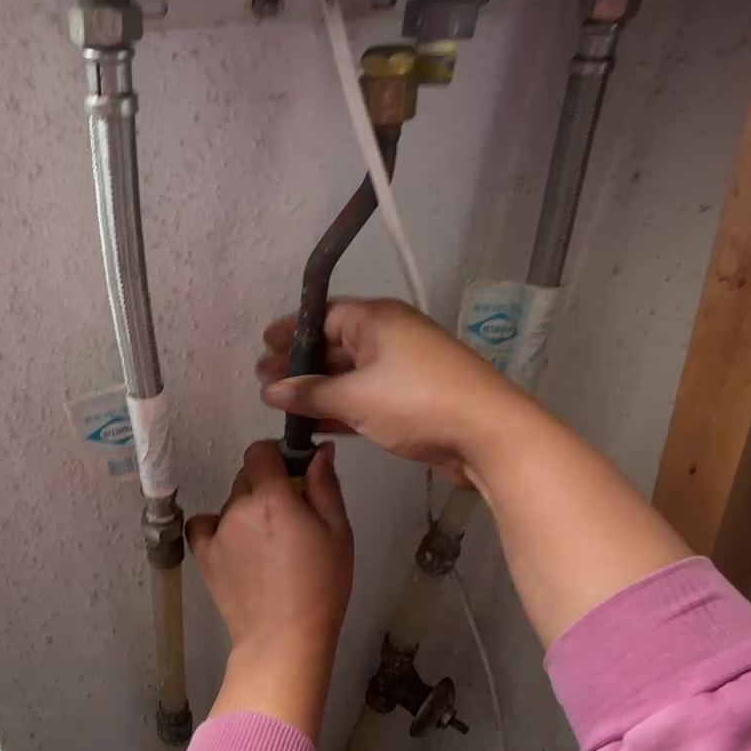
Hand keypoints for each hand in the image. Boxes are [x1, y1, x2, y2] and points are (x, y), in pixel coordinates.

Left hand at [187, 440, 353, 739]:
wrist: (284, 638)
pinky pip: (203, 526)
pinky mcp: (202, 555)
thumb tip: (318, 451)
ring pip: (229, 503)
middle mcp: (239, 508)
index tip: (291, 473)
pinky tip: (235, 547)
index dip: (276, 456)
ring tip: (267, 547)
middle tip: (288, 519)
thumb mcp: (338, 533)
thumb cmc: (320, 588)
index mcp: (274, 498)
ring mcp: (217, 532)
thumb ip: (325, 486)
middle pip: (246, 477)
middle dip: (265, 487)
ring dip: (245, 511)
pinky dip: (216, 529)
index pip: (260, 452)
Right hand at [256, 298, 518, 482]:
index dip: (292, 331)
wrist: (486, 435)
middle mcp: (389, 337)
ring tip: (282, 405)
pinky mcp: (410, 400)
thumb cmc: (416, 402)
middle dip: (300, 364)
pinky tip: (315, 425)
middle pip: (335, 345)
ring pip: (349, 375)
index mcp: (377, 320)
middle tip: (265, 381)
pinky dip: (340, 408)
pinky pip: (364, 397)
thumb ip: (309, 394)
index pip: (324, 315)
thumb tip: (271, 390)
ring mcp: (402, 369)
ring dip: (318, 389)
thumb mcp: (355, 397)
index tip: (264, 347)